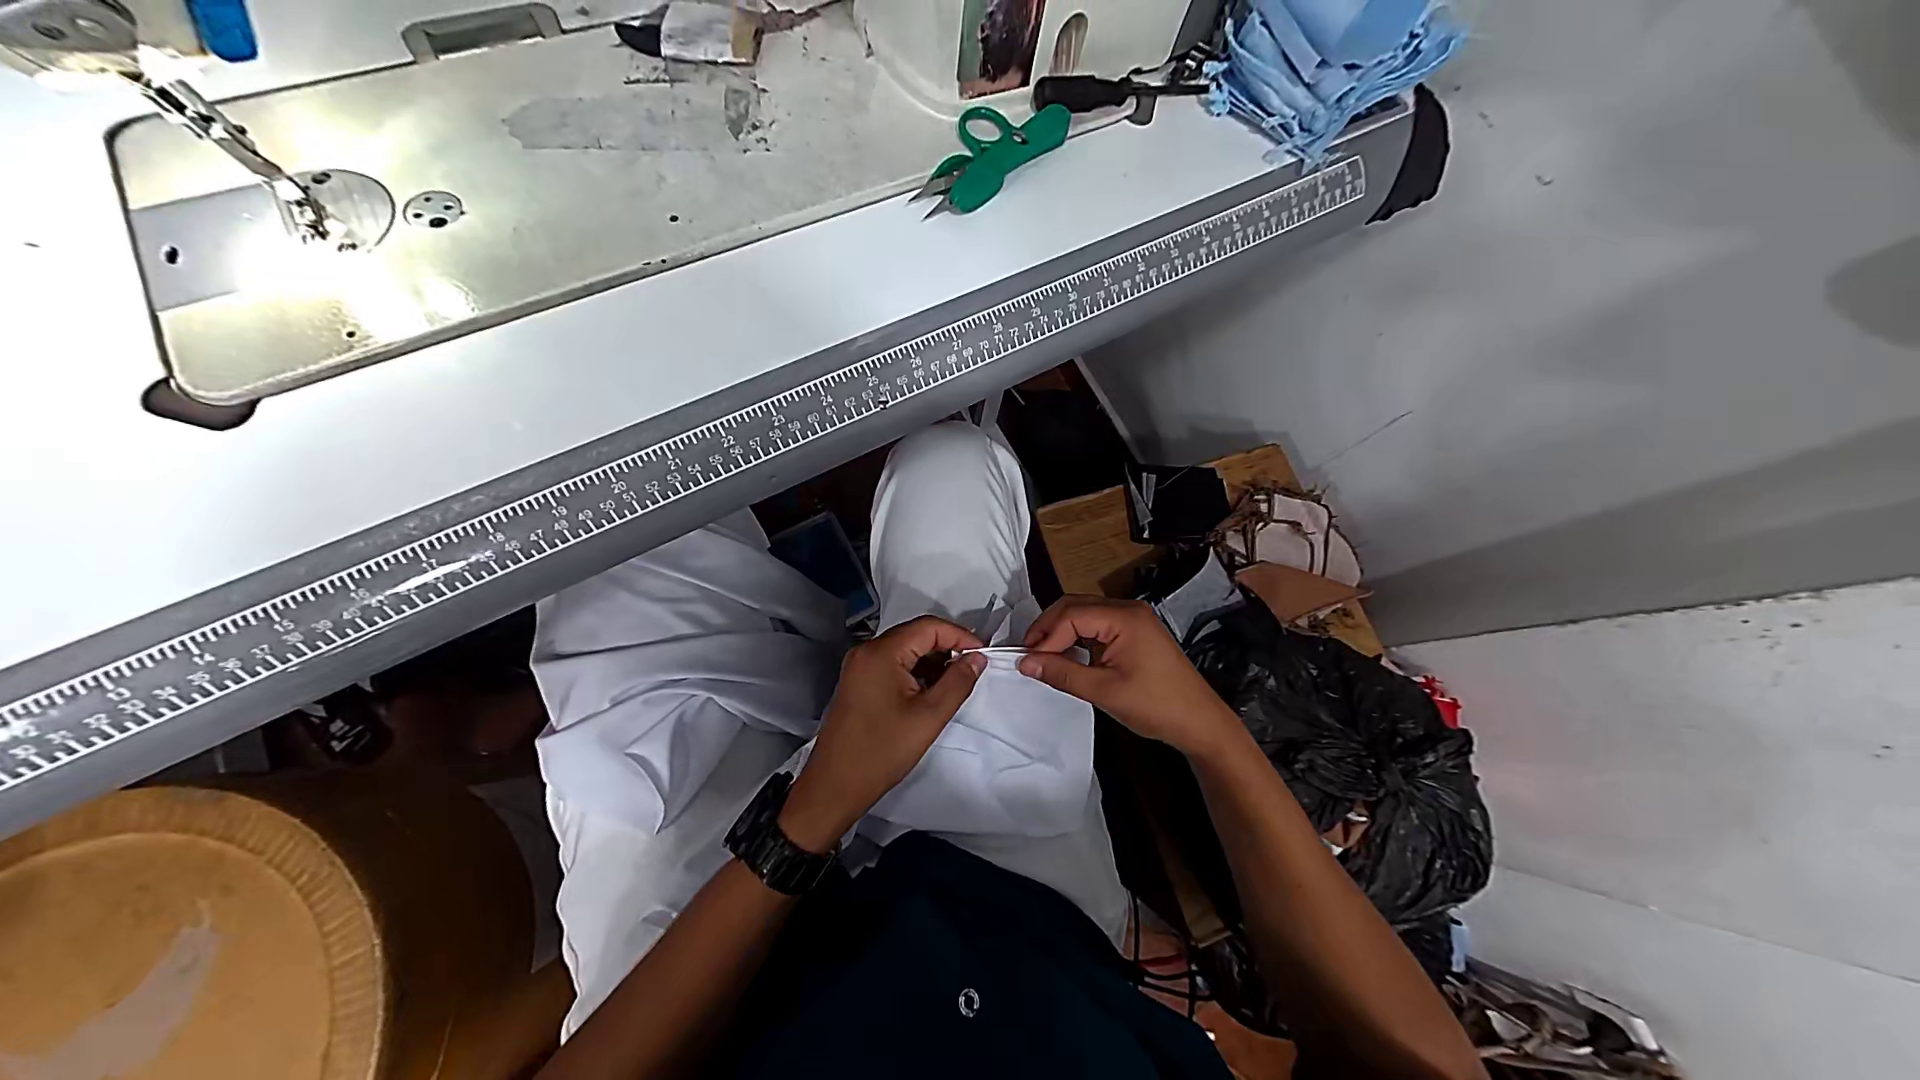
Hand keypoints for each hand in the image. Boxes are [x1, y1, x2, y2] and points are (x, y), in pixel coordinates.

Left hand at [780, 616, 986, 851]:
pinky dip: (915, 672)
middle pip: (915, 635)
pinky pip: (893, 664)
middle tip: (972, 668)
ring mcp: (859, 666)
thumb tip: (976, 659)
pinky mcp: (858, 682)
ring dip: (932, 661)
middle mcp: (866, 652)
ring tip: (955, 683)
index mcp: (881, 653)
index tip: (981, 654)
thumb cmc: (880, 752)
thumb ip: (958, 682)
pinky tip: (931, 692)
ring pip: (905, 650)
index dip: (959, 636)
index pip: (928, 627)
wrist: (836, 785)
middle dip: (947, 648)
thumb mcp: (929, 716)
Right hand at [1018, 595, 1246, 759]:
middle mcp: (1130, 610)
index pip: (1071, 615)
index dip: (1045, 636)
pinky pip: (1098, 625)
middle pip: (1075, 607)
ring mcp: (1135, 620)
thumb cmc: (1159, 706)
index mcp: (1125, 618)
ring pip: (1084, 615)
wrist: (1200, 722)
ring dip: (1062, 633)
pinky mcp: (1136, 632)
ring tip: (1046, 658)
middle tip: (1031, 655)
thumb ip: (1062, 672)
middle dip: (1049, 629)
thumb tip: (1028, 662)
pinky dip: (1079, 638)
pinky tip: (1069, 658)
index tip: (1029, 659)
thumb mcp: (1103, 691)